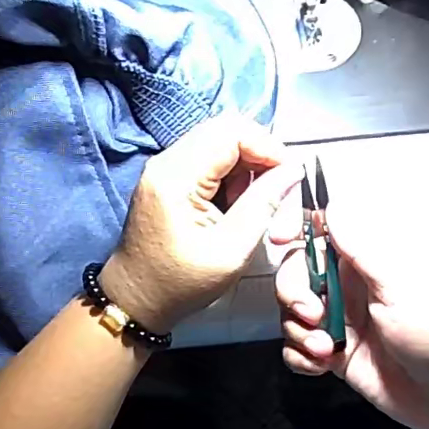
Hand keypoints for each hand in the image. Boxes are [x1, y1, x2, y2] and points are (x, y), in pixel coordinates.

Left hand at [100, 116, 302, 331]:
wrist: (136, 298)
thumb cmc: (180, 284)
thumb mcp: (231, 251)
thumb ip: (264, 205)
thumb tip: (292, 171)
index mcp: (176, 178)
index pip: (232, 133)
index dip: (268, 148)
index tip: (289, 176)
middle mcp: (166, 162)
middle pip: (225, 130)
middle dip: (260, 154)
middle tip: (277, 189)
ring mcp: (164, 168)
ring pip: (218, 142)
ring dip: (246, 165)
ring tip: (254, 202)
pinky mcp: (167, 178)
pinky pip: (208, 158)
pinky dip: (231, 174)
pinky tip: (235, 204)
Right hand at [271, 192, 428, 428]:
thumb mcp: (406, 284)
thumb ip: (364, 245)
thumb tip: (334, 204)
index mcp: (376, 253)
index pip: (326, 223)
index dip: (297, 224)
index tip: (282, 237)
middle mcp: (357, 281)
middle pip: (298, 268)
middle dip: (293, 290)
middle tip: (313, 313)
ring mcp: (345, 316)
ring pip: (293, 309)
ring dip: (297, 329)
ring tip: (325, 349)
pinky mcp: (338, 351)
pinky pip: (298, 346)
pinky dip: (299, 355)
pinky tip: (319, 364)